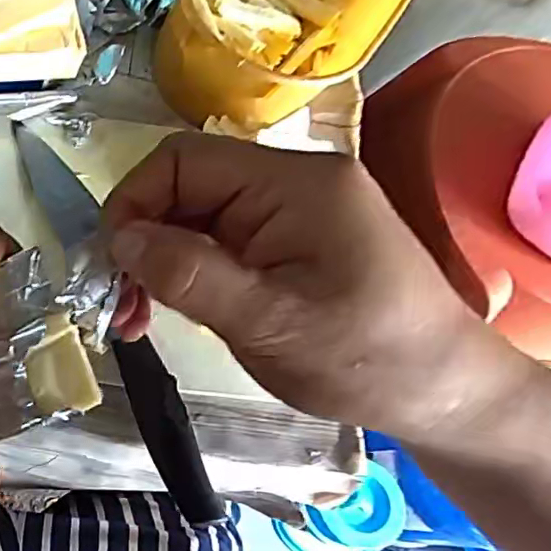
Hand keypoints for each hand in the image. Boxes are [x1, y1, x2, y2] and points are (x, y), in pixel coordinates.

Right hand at [99, 132, 536, 443]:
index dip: (133, 204)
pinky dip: (167, 278)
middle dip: (134, 243)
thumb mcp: (268, 321)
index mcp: (293, 185)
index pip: (182, 160)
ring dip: (145, 266)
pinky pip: (199, 246)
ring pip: (180, 221)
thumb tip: (119, 240)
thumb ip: (189, 274)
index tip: (114, 265)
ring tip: (131, 320)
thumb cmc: (364, 357)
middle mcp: (283, 187)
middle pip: (176, 190)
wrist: (436, 390)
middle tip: (117, 306)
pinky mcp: (271, 247)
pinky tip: (154, 313)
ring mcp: (277, 217)